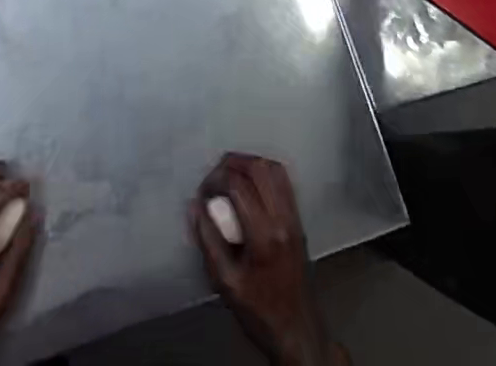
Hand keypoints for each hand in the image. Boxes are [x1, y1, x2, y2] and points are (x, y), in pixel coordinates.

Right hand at [192, 154, 345, 365]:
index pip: (238, 185)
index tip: (202, 193)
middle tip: (213, 177)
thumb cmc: (259, 311)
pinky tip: (248, 184)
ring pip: (274, 169)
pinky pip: (284, 182)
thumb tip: (196, 205)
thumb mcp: (225, 282)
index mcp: (265, 235)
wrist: (298, 332)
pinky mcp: (299, 221)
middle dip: (231, 163)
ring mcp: (295, 218)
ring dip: (249, 163)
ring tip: (228, 175)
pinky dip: (263, 172)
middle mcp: (284, 220)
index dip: (215, 180)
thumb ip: (208, 239)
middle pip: (259, 168)